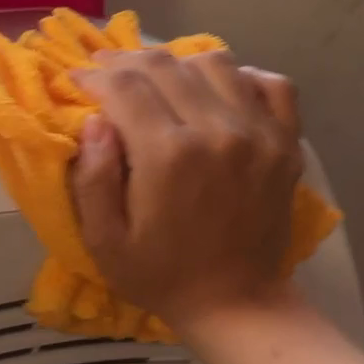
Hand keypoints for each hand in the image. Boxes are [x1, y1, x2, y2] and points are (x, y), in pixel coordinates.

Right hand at [71, 50, 302, 336]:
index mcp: (168, 155)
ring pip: (215, 62)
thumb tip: (95, 121)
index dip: (94, 76)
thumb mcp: (103, 239)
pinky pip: (270, 82)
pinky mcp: (286, 142)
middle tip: (106, 73)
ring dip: (177, 64)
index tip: (78, 81)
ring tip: (156, 80)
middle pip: (165, 65)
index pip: (125, 86)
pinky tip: (215, 92)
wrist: (234, 302)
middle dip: (126, 62)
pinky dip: (240, 76)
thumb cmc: (158, 274)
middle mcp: (217, 130)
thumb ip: (93, 177)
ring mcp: (259, 133)